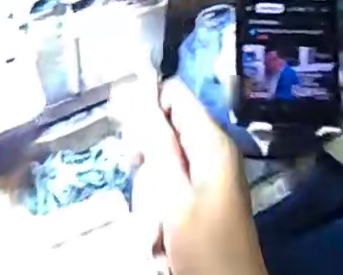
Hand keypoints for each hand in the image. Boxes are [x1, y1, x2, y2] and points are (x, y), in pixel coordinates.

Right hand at [116, 76, 267, 274]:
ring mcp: (208, 174)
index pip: (175, 95)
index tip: (130, 141)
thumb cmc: (206, 246)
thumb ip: (158, 146)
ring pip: (163, 164)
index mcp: (211, 139)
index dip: (148, 108)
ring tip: (158, 226)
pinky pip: (170, 188)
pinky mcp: (202, 198)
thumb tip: (140, 98)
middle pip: (166, 131)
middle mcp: (211, 149)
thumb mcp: (175, 197)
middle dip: (148, 162)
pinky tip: (162, 237)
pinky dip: (161, 209)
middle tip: (149, 194)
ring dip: (152, 194)